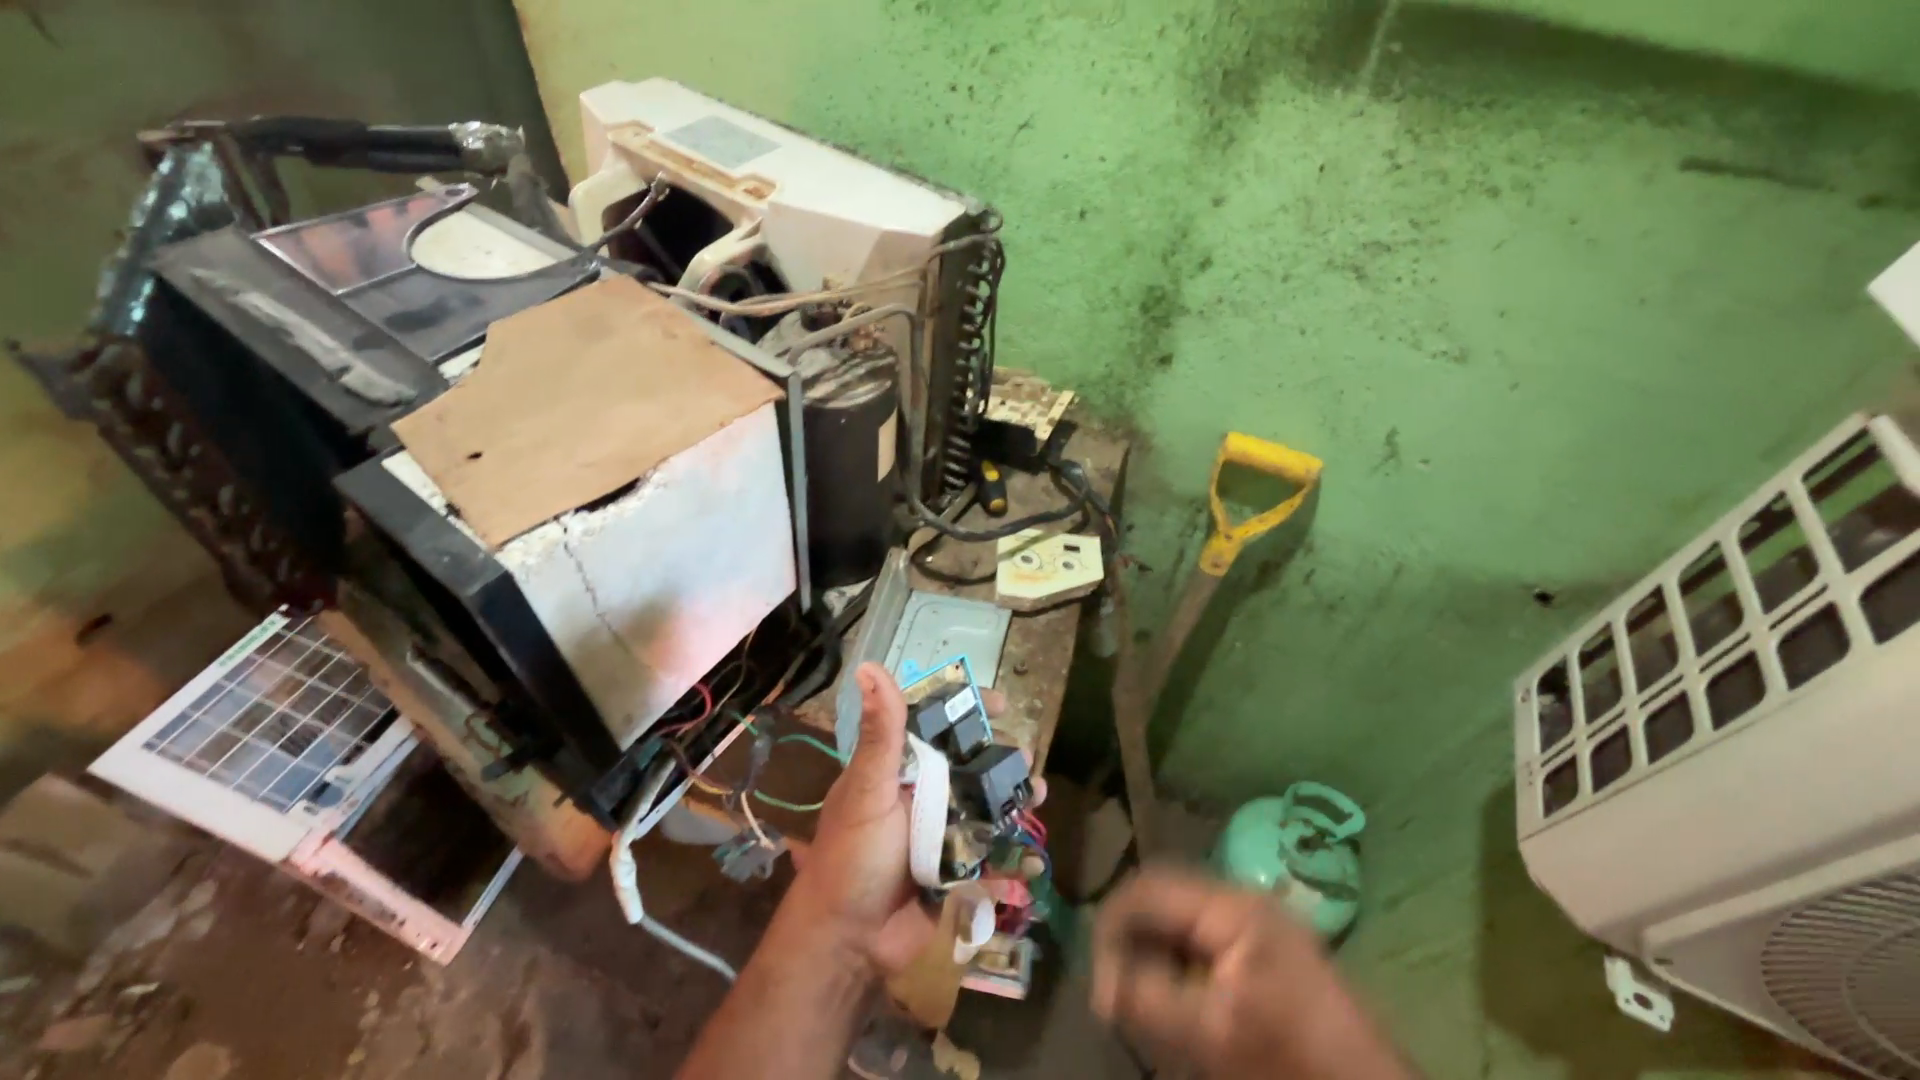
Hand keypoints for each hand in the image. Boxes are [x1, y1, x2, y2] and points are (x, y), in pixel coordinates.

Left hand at [789, 663, 1041, 975]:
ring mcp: (939, 836)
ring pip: (987, 810)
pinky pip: (991, 860)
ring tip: (1038, 796)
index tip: (1001, 702)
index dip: (967, 710)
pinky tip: (1034, 860)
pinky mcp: (954, 874)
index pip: (935, 726)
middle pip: (970, 767)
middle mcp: (921, 797)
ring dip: (1015, 801)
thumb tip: (868, 666)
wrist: (848, 941)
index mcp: (898, 771)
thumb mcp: (868, 790)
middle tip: (1027, 759)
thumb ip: (881, 734)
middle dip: (1002, 759)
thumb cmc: (852, 857)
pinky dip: (1013, 861)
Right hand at [1091, 868, 1410, 1078]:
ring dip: (1152, 958)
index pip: (1147, 888)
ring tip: (1139, 1004)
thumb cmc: (1292, 1059)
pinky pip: (1203, 946)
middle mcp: (1242, 902)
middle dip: (1131, 943)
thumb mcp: (1211, 1034)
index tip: (1097, 979)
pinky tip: (1173, 1008)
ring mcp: (1257, 927)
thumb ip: (1147, 1001)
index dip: (1111, 926)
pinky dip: (1178, 970)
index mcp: (1231, 906)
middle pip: (1162, 902)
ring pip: (1179, 925)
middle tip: (1114, 994)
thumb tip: (1100, 987)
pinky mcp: (1265, 954)